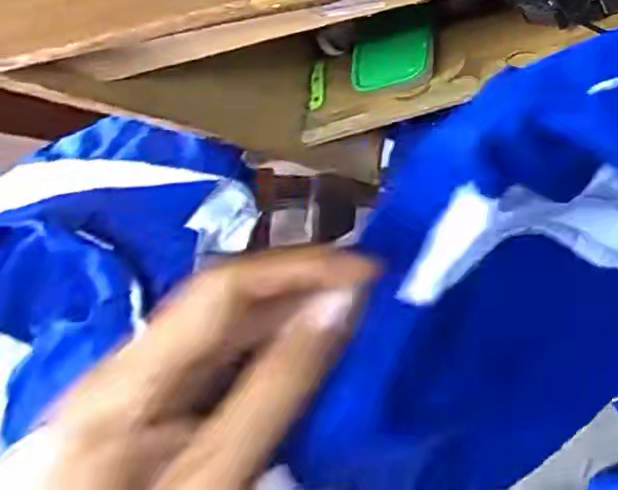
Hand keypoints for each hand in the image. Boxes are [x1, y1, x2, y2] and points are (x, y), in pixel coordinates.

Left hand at [15, 248, 376, 489]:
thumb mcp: (216, 470)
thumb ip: (281, 382)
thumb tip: (348, 296)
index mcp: (120, 385)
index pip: (226, 284)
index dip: (308, 265)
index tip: (376, 273)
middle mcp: (119, 377)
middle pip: (231, 303)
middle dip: (314, 288)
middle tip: (381, 293)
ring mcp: (130, 400)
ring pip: (234, 329)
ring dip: (304, 315)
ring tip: (363, 317)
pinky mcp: (148, 421)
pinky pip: (228, 359)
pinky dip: (283, 346)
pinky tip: (320, 354)